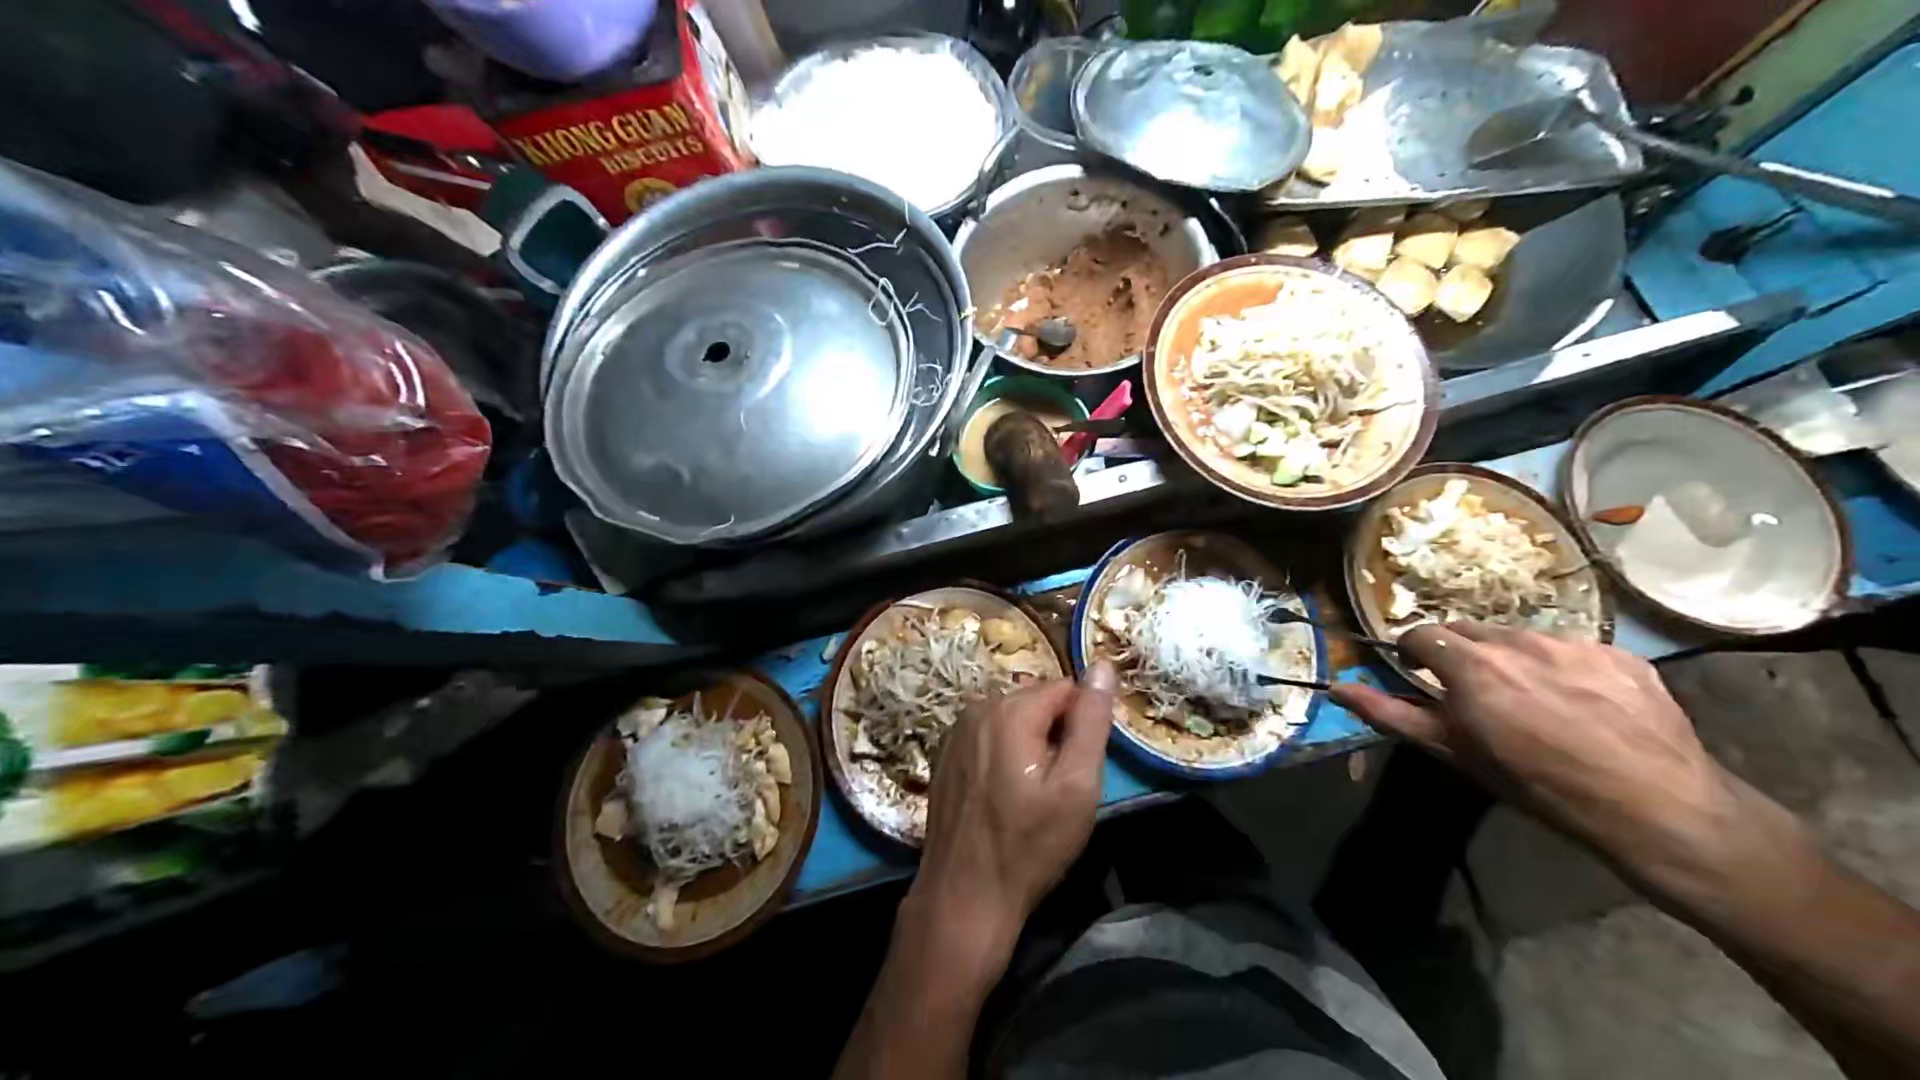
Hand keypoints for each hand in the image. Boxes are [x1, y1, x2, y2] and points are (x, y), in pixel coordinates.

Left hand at [908, 662, 1117, 973]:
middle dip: (1056, 731)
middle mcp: (977, 708)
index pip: (1066, 688)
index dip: (1083, 723)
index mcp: (1010, 710)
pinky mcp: (945, 753)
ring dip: (1030, 742)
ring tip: (1033, 792)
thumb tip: (1103, 665)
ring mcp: (955, 731)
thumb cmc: (1029, 845)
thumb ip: (1092, 721)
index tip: (1082, 764)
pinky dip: (1004, 752)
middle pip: (1036, 700)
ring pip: (1012, 718)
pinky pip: (988, 735)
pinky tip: (1006, 793)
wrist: (964, 894)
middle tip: (1060, 784)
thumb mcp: (1077, 786)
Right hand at [1331, 624, 1730, 858]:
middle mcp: (1518, 641)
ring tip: (1529, 698)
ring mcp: (1573, 644)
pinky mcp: (1620, 654)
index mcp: (1471, 664)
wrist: (1656, 806)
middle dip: (1459, 653)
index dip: (1414, 653)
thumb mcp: (1454, 752)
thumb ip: (1391, 713)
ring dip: (1509, 658)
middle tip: (1472, 691)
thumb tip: (1337, 688)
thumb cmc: (1537, 784)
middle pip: (1468, 629)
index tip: (1419, 674)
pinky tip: (1579, 703)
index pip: (1422, 634)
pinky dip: (1560, 667)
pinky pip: (1572, 649)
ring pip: (1519, 637)